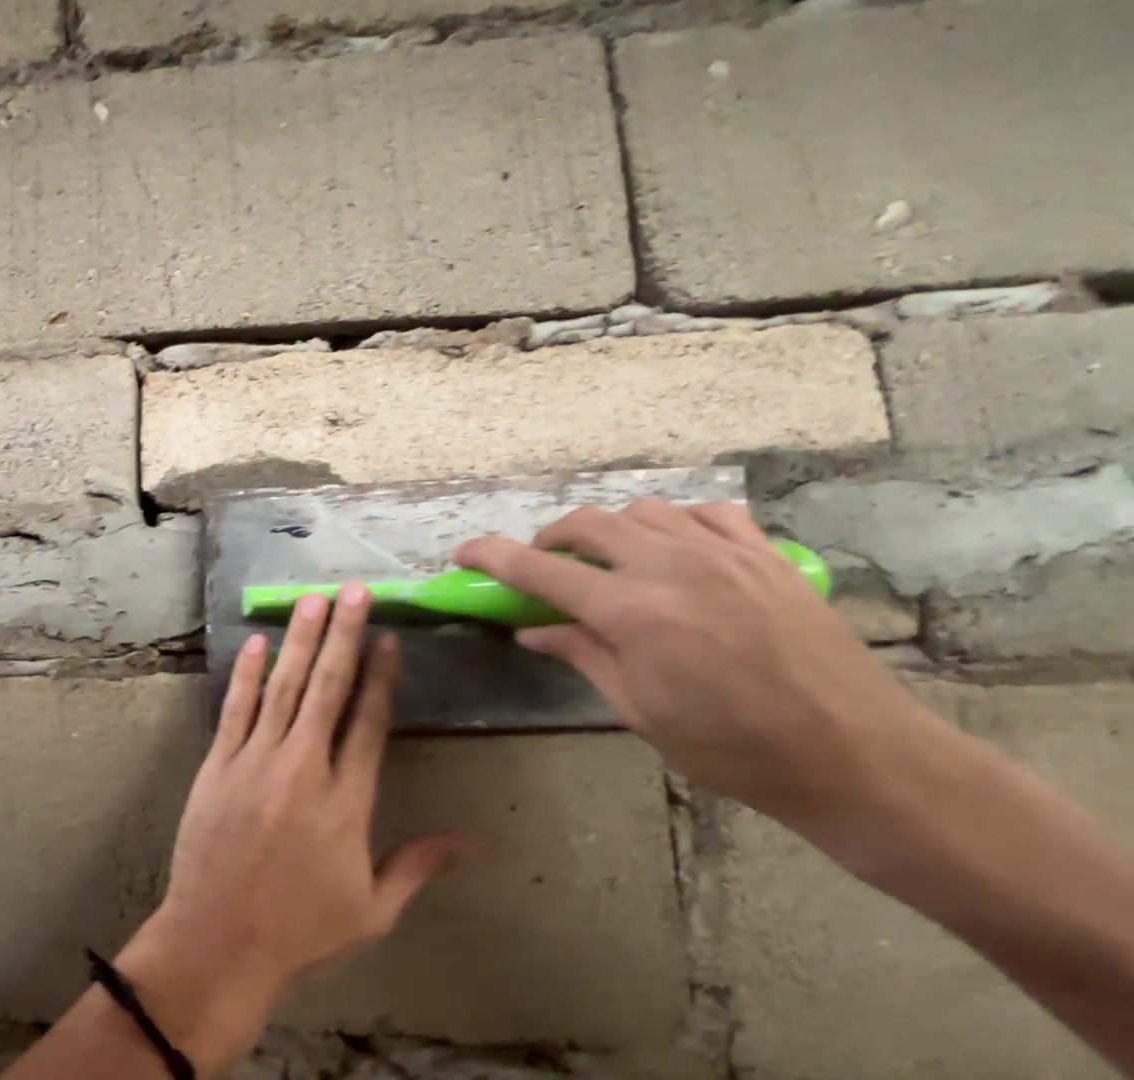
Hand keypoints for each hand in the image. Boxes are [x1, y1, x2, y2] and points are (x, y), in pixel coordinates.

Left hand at [116, 585, 468, 1074]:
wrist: (219, 943)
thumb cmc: (301, 931)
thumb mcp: (373, 910)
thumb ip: (419, 864)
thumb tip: (475, 840)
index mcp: (347, 802)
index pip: (370, 723)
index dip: (381, 676)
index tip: (389, 638)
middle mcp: (304, 769)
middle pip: (327, 689)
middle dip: (343, 635)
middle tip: (354, 590)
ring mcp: (255, 763)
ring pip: (282, 688)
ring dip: (298, 640)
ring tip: (313, 599)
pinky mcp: (216, 767)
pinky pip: (234, 710)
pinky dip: (246, 675)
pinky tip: (256, 643)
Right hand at [454, 499, 931, 831]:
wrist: (854, 755)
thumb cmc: (733, 750)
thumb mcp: (640, 711)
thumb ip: (582, 655)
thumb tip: (532, 627)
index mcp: (631, 613)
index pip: (540, 568)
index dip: (493, 556)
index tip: (464, 551)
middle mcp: (671, 567)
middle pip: (588, 524)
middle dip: (550, 538)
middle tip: (543, 566)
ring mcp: (725, 553)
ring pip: (644, 511)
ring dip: (610, 529)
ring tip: (609, 560)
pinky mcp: (767, 555)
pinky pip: (707, 513)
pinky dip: (675, 522)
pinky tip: (675, 549)